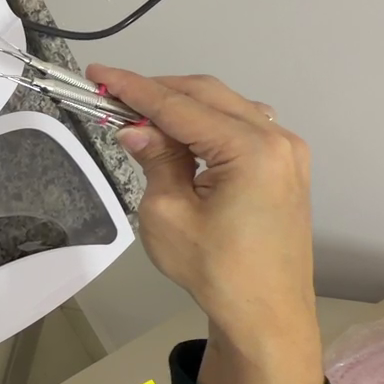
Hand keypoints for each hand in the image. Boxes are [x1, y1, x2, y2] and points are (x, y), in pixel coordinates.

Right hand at [85, 65, 321, 383]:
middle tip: (109, 93)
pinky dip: (202, 122)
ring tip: (136, 116)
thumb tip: (135, 128)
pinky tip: (175, 135)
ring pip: (224, 106)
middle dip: (155, 90)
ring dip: (179, 105)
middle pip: (206, 95)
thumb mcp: (166, 213)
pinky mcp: (283, 166)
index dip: (133, 88)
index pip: (178, 106)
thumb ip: (155, 161)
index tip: (98, 73)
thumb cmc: (212, 268)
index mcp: (248, 149)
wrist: (265, 310)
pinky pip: (239, 126)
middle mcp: (275, 139)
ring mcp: (285, 151)